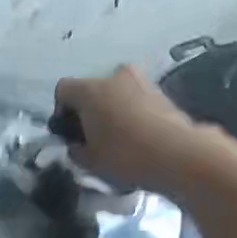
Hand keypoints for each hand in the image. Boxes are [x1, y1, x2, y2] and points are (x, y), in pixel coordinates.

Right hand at [54, 67, 220, 193]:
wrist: (175, 153)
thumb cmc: (124, 156)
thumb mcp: (91, 162)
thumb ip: (76, 151)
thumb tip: (75, 146)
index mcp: (90, 89)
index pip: (63, 90)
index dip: (61, 111)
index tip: (68, 133)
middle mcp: (114, 75)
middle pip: (92, 89)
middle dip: (89, 111)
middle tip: (93, 138)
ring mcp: (140, 80)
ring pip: (116, 93)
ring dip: (112, 111)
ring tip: (118, 139)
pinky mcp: (160, 91)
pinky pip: (136, 100)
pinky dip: (132, 113)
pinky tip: (137, 137)